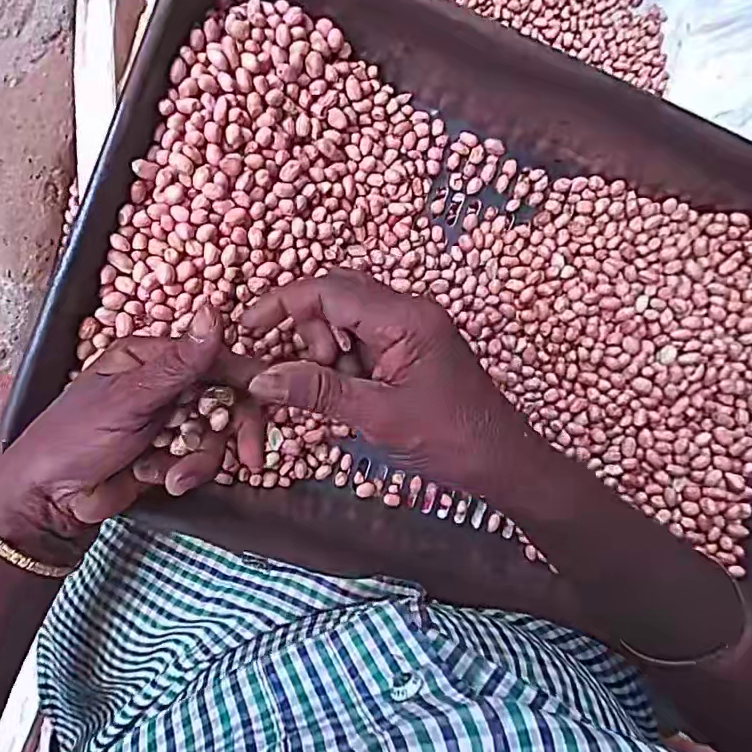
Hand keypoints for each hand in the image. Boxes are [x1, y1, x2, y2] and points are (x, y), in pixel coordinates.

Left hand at [0, 306, 264, 566]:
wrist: (46, 501)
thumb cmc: (74, 438)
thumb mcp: (129, 399)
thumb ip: (178, 363)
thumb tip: (214, 312)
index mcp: (152, 357)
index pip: (214, 359)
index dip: (246, 382)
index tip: (266, 406)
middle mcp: (165, 383)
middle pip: (224, 399)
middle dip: (229, 432)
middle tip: (247, 459)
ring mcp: (168, 419)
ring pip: (215, 434)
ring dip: (199, 459)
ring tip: (169, 476)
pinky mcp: (168, 451)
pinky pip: (199, 458)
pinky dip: (183, 472)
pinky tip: (153, 478)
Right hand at [240, 270, 548, 497]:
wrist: (502, 461)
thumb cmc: (450, 440)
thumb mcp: (377, 416)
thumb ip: (317, 391)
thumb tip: (260, 379)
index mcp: (404, 317)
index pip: (328, 290)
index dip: (281, 304)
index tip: (249, 327)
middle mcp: (408, 310)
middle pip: (335, 294)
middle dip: (308, 329)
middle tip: (311, 371)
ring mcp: (410, 326)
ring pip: (346, 316)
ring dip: (325, 347)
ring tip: (338, 388)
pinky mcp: (409, 346)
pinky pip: (362, 337)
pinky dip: (343, 359)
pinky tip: (351, 390)